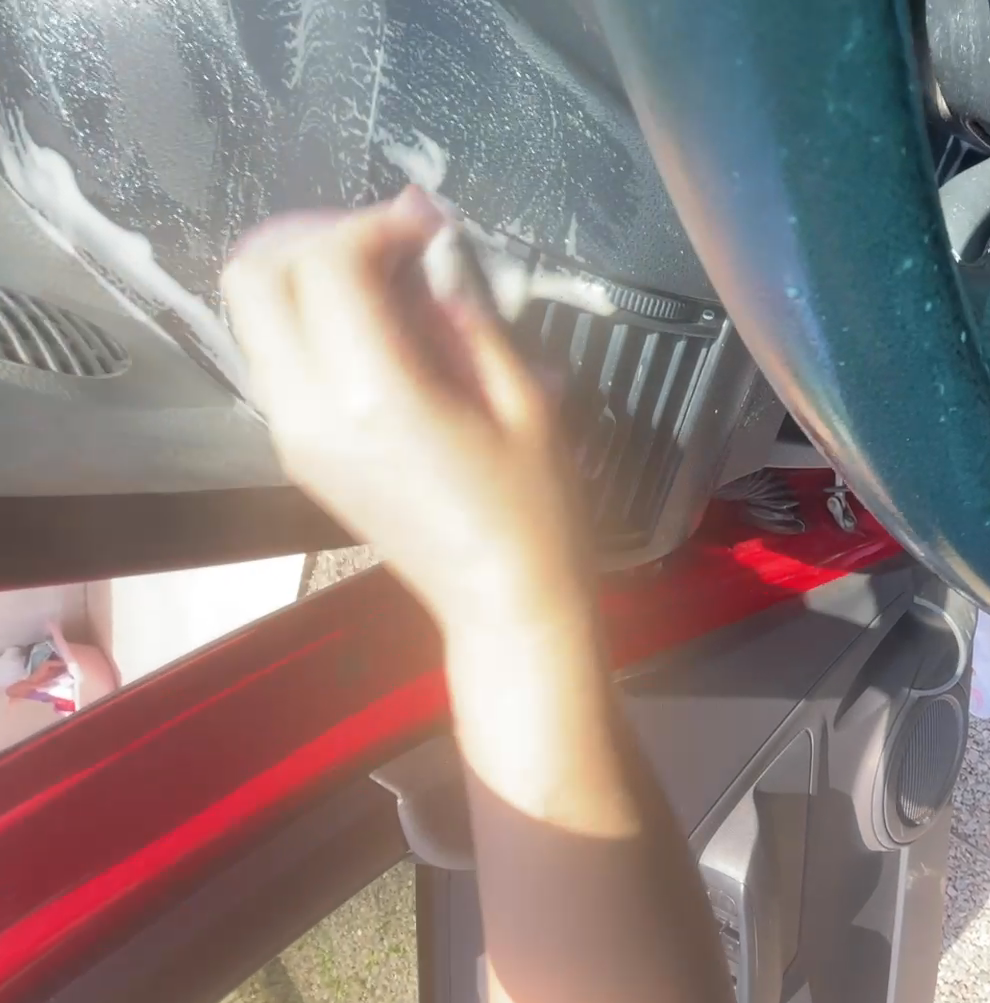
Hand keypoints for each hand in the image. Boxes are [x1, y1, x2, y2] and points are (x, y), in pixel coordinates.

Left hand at [222, 189, 592, 628]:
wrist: (504, 597)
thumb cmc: (539, 511)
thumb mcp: (531, 411)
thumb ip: (477, 332)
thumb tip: (442, 278)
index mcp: (379, 395)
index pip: (330, 267)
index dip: (375, 226)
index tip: (429, 223)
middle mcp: (311, 407)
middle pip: (258, 276)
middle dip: (320, 236)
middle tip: (392, 242)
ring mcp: (294, 432)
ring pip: (254, 313)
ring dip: (308, 275)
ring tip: (385, 279)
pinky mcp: (300, 451)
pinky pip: (276, 356)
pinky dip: (310, 320)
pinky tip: (378, 331)